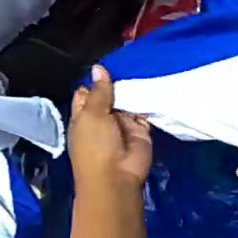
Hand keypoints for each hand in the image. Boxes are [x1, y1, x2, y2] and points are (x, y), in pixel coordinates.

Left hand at [70, 65, 152, 192]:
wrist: (116, 177)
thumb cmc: (95, 145)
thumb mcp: (92, 114)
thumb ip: (99, 92)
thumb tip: (99, 68)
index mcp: (83, 116)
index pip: (88, 93)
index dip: (96, 80)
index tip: (108, 64)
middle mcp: (102, 119)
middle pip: (110, 95)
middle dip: (118, 82)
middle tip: (130, 60)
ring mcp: (122, 125)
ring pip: (128, 102)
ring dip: (134, 90)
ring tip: (143, 67)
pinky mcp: (141, 130)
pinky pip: (145, 112)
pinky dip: (148, 102)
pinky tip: (153, 85)